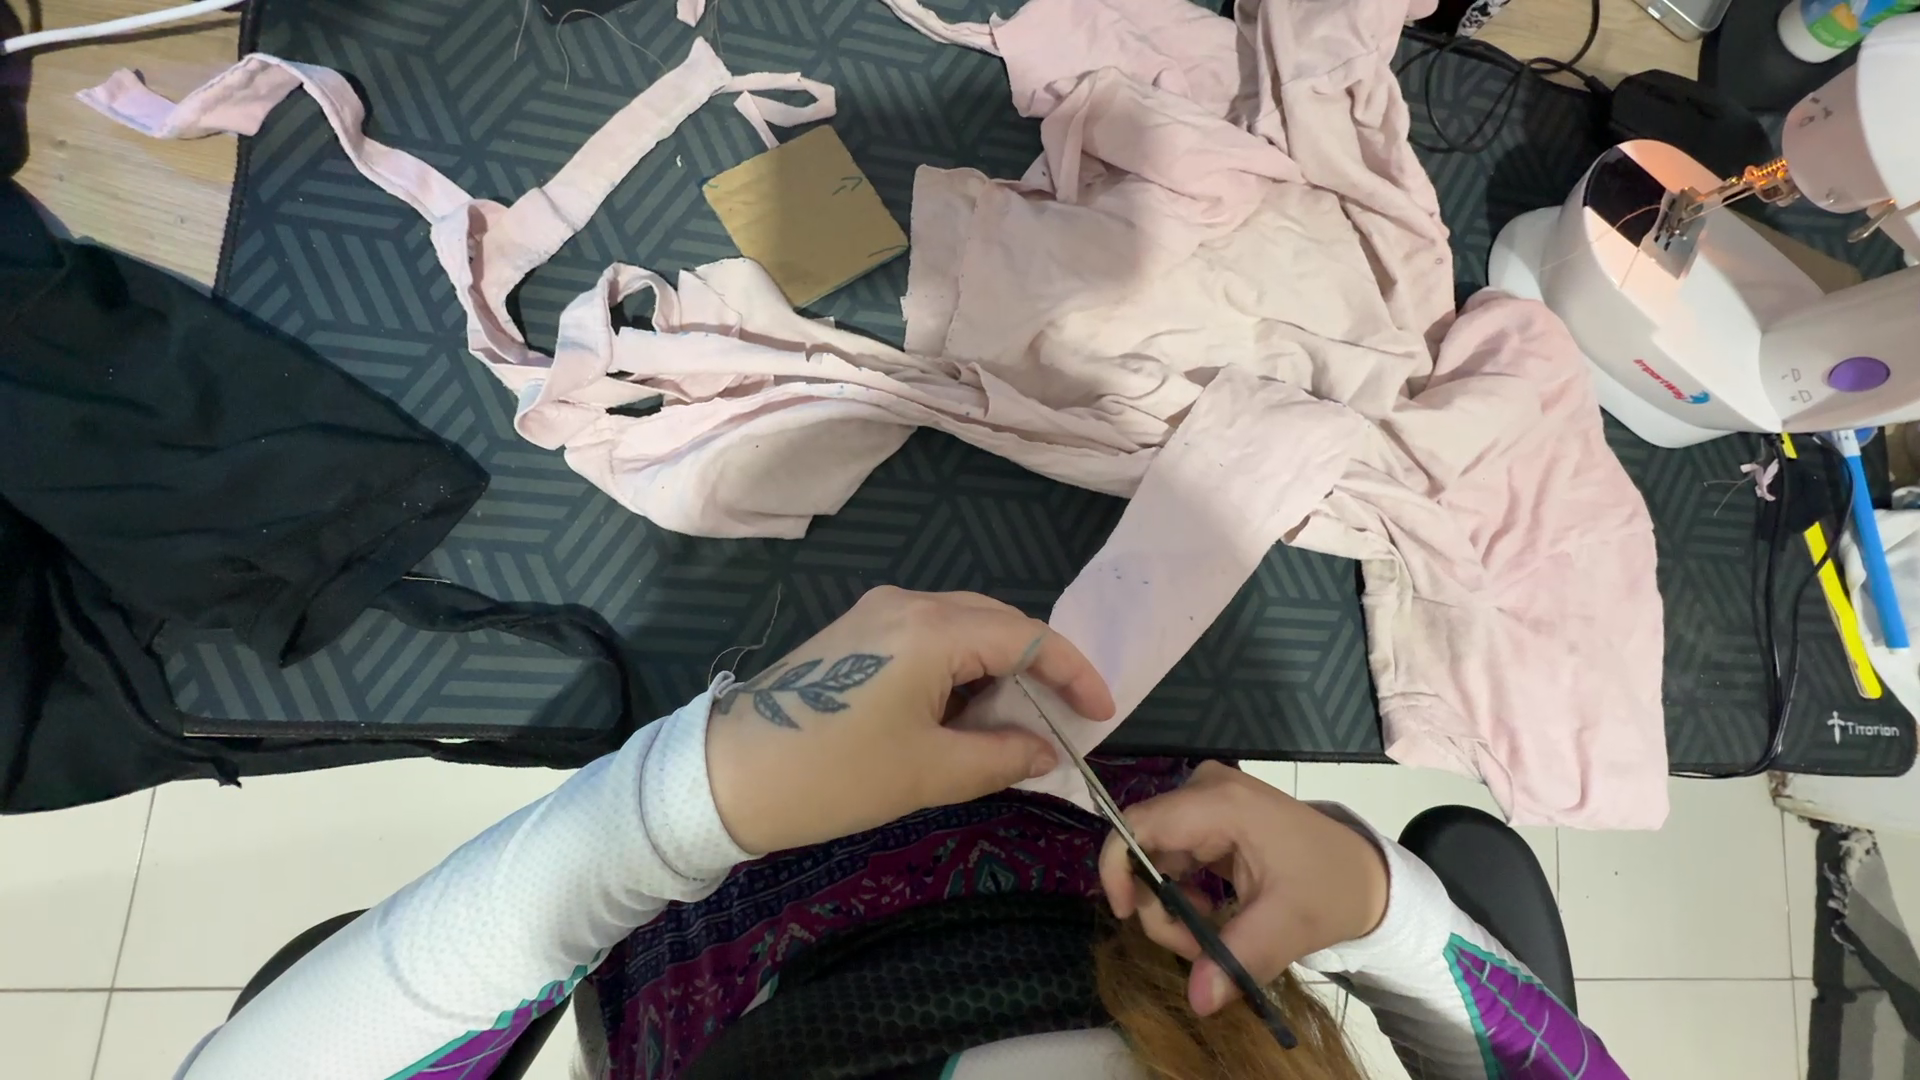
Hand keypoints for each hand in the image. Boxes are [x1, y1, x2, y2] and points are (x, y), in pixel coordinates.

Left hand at [705, 586, 1114, 854]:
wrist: (727, 776)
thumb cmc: (834, 776)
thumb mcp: (929, 772)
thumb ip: (1001, 756)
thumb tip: (1046, 750)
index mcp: (932, 628)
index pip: (1028, 635)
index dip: (1073, 672)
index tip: (1101, 714)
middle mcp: (909, 602)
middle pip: (998, 622)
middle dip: (1038, 668)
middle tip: (1061, 720)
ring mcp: (879, 610)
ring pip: (965, 626)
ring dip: (998, 668)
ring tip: (1015, 721)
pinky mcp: (859, 630)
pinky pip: (931, 635)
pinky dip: (961, 667)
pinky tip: (964, 708)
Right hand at [1099, 762, 1388, 1015]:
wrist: (1366, 871)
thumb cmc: (1332, 886)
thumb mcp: (1291, 924)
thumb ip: (1239, 957)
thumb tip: (1196, 1001)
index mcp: (1220, 803)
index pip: (1140, 822)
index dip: (1118, 866)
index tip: (1124, 914)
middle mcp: (1202, 790)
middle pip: (1146, 844)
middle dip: (1158, 903)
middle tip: (1193, 948)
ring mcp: (1204, 800)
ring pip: (1156, 853)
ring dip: (1170, 902)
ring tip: (1207, 937)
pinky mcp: (1206, 816)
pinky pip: (1172, 854)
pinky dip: (1182, 891)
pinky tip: (1210, 913)